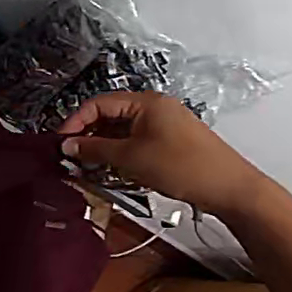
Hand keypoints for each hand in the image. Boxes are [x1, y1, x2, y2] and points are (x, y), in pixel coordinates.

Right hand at [57, 92, 271, 216]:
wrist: (231, 189)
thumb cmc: (179, 167)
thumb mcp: (130, 158)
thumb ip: (94, 149)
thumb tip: (65, 145)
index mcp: (145, 102)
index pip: (98, 103)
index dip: (75, 121)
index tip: (60, 143)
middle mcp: (154, 107)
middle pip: (109, 115)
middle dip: (87, 135)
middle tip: (70, 157)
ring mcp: (164, 123)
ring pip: (122, 129)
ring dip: (102, 146)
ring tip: (86, 166)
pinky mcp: (170, 141)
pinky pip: (136, 140)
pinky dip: (119, 152)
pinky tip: (110, 169)